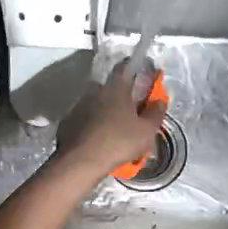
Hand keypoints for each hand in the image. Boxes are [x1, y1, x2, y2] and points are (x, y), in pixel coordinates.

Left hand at [54, 61, 167, 179]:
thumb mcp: (146, 131)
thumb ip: (155, 114)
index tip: (143, 76)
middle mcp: (95, 91)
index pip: (125, 67)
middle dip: (120, 96)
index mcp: (116, 88)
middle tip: (130, 111)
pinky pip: (84, 119)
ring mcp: (78, 106)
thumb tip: (159, 101)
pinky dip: (92, 125)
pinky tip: (98, 139)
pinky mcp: (68, 122)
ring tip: (114, 130)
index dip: (135, 68)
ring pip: (96, 104)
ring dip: (105, 112)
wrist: (80, 161)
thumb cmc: (118, 142)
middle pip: (110, 88)